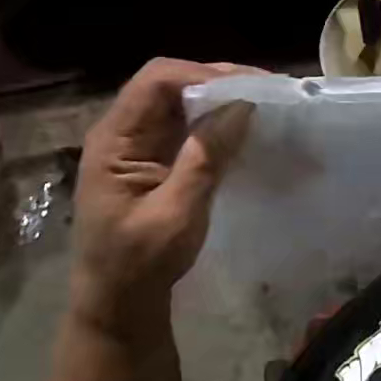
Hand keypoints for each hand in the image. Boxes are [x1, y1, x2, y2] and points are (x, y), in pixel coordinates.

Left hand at [70, 58, 254, 332]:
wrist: (118, 305)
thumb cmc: (139, 266)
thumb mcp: (176, 215)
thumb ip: (205, 158)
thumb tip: (242, 106)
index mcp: (115, 139)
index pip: (156, 81)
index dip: (201, 75)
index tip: (247, 88)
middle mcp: (124, 130)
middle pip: (169, 81)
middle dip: (218, 79)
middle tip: (266, 89)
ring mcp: (139, 141)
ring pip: (181, 97)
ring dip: (220, 95)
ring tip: (262, 100)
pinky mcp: (155, 155)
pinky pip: (187, 121)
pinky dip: (216, 117)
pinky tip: (244, 123)